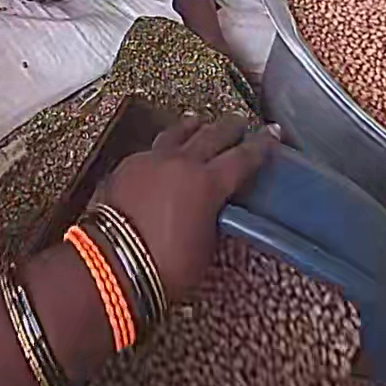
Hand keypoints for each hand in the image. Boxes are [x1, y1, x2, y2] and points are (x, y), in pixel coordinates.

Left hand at [95, 115, 278, 300]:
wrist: (113, 260)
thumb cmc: (166, 265)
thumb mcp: (205, 249)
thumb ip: (213, 219)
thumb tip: (213, 208)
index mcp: (207, 183)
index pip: (241, 159)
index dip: (260, 146)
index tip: (272, 133)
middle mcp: (181, 162)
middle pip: (211, 135)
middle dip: (229, 127)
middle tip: (241, 121)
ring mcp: (152, 158)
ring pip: (178, 132)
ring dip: (194, 126)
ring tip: (200, 119)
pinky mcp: (130, 163)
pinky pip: (154, 146)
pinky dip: (167, 143)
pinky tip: (166, 148)